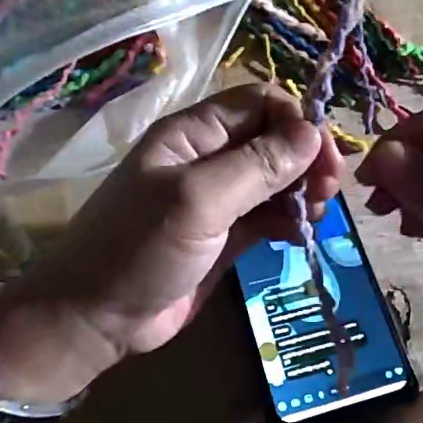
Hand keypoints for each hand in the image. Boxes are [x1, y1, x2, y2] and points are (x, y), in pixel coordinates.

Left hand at [0, 85, 342, 401]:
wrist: (96, 318)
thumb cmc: (139, 250)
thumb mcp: (198, 200)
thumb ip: (256, 166)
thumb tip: (313, 133)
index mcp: (192, 134)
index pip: (259, 103)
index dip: (297, 123)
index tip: (325, 160)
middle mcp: (207, 159)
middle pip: (273, 140)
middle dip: (306, 160)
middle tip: (326, 194)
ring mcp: (217, 199)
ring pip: (275, 180)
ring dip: (302, 192)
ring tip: (314, 217)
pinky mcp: (225, 236)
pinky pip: (268, 217)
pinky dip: (289, 221)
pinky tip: (301, 236)